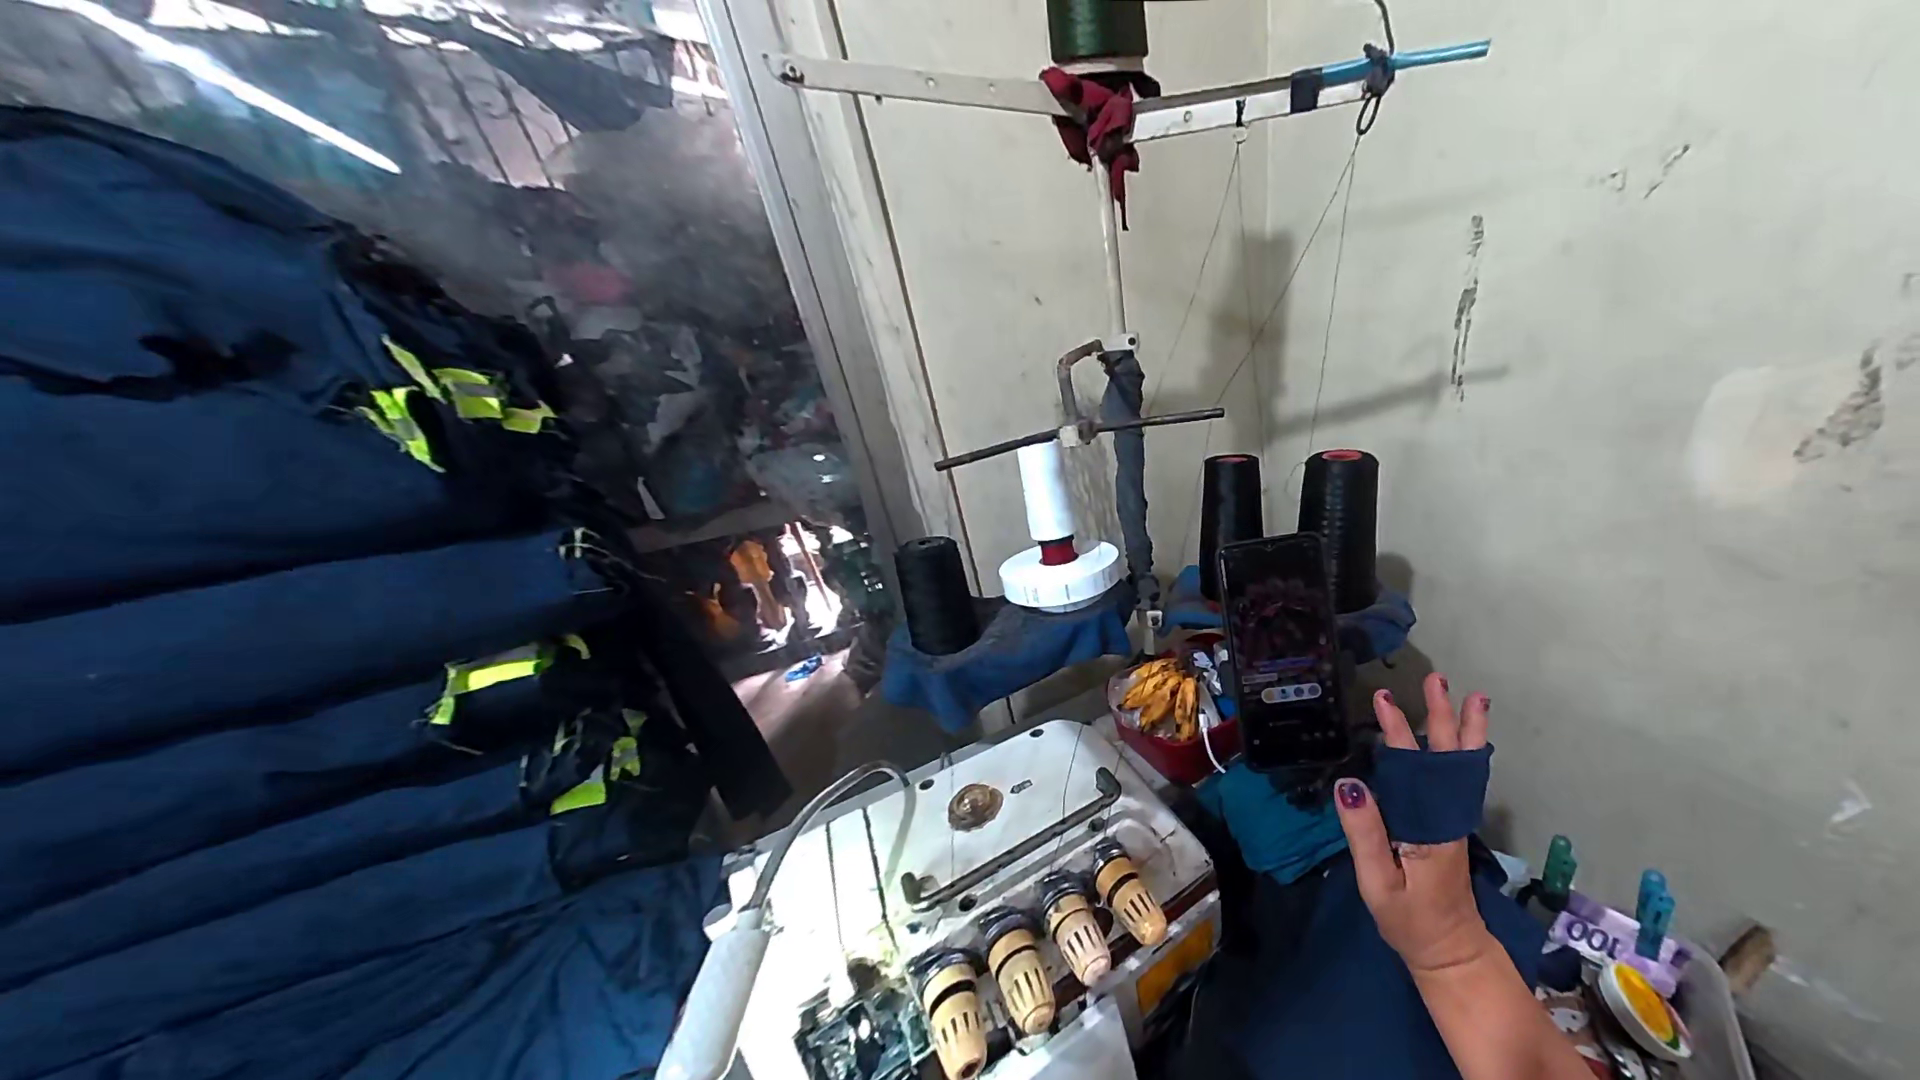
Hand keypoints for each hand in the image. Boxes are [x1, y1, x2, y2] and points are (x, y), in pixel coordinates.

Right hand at [1333, 673, 1495, 975]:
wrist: (1450, 952)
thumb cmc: (1410, 919)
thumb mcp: (1378, 882)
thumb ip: (1365, 834)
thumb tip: (1350, 784)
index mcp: (1429, 827)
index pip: (1413, 768)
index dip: (1399, 732)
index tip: (1384, 698)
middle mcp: (1447, 817)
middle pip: (1449, 759)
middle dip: (1444, 717)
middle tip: (1439, 680)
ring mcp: (1451, 821)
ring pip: (1461, 767)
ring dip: (1461, 730)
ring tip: (1466, 696)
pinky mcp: (1448, 826)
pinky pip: (1456, 779)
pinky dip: (1460, 752)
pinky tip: (1456, 739)